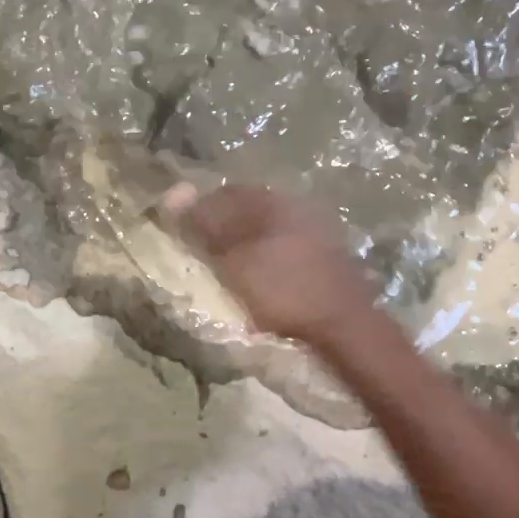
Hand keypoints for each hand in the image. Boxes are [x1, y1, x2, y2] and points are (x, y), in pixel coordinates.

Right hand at [164, 184, 375, 344]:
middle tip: (202, 254)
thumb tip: (174, 192)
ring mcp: (316, 230)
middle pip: (248, 209)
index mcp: (273, 201)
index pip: (224, 193)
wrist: (345, 325)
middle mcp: (296, 206)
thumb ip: (204, 227)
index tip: (182, 235)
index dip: (199, 211)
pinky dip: (265, 258)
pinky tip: (260, 278)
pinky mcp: (326, 256)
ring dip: (245, 244)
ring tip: (228, 270)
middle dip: (223, 227)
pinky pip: (285, 246)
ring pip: (267, 228)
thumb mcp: (234, 261)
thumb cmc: (283, 290)